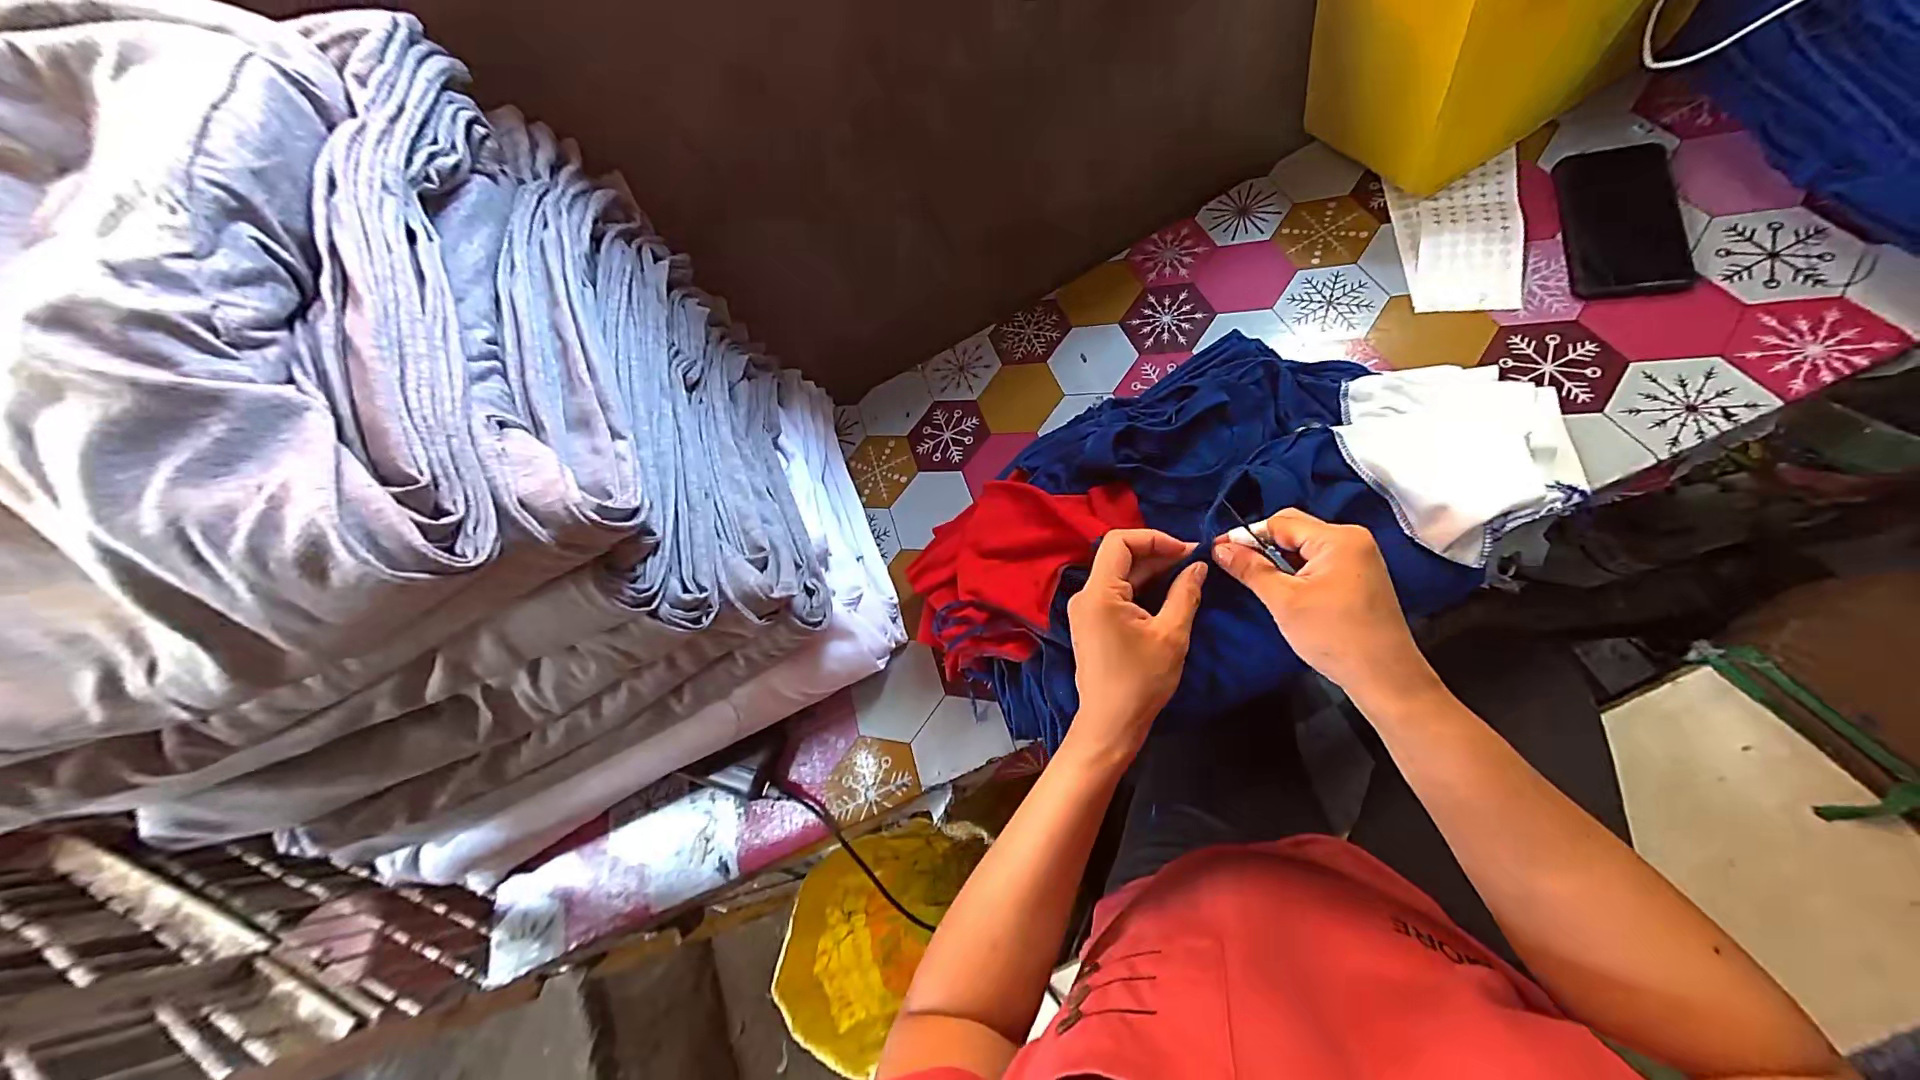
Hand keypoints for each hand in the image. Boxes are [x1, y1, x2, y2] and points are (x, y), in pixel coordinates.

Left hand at [1064, 530, 1207, 766]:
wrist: (1110, 723)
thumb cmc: (1141, 681)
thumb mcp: (1171, 634)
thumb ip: (1185, 593)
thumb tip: (1198, 566)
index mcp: (1099, 593)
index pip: (1119, 541)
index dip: (1154, 538)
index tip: (1186, 550)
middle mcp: (1085, 595)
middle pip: (1119, 556)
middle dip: (1157, 553)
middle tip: (1194, 561)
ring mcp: (1085, 609)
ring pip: (1118, 574)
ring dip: (1151, 570)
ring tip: (1187, 574)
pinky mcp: (1091, 622)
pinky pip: (1115, 592)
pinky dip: (1141, 587)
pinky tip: (1168, 592)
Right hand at [1211, 509, 1439, 706]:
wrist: (1383, 675)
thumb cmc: (1333, 636)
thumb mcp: (1283, 601)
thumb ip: (1250, 569)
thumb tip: (1220, 548)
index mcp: (1337, 538)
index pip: (1280, 522)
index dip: (1246, 536)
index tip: (1219, 551)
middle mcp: (1352, 539)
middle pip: (1294, 528)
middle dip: (1262, 545)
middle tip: (1235, 565)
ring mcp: (1358, 557)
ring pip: (1305, 545)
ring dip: (1278, 558)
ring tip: (1255, 578)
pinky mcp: (1359, 575)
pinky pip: (1318, 560)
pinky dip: (1296, 569)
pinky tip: (1282, 588)